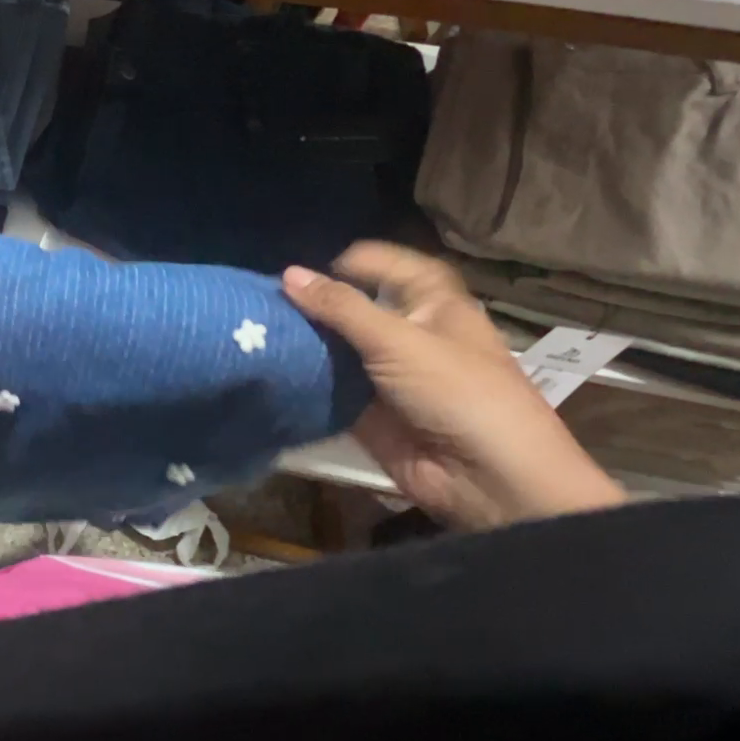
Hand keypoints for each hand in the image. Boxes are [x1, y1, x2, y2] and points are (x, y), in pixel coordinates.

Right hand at [282, 242, 625, 529]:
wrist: (485, 478)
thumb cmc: (458, 393)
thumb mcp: (399, 341)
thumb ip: (340, 307)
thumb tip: (287, 274)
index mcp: (436, 309)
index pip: (397, 269)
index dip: (361, 262)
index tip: (312, 265)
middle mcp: (410, 337)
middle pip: (358, 308)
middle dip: (317, 303)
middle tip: (265, 298)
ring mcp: (386, 375)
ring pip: (337, 347)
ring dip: (304, 340)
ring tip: (254, 328)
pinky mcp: (364, 409)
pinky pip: (328, 385)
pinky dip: (302, 376)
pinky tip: (266, 365)